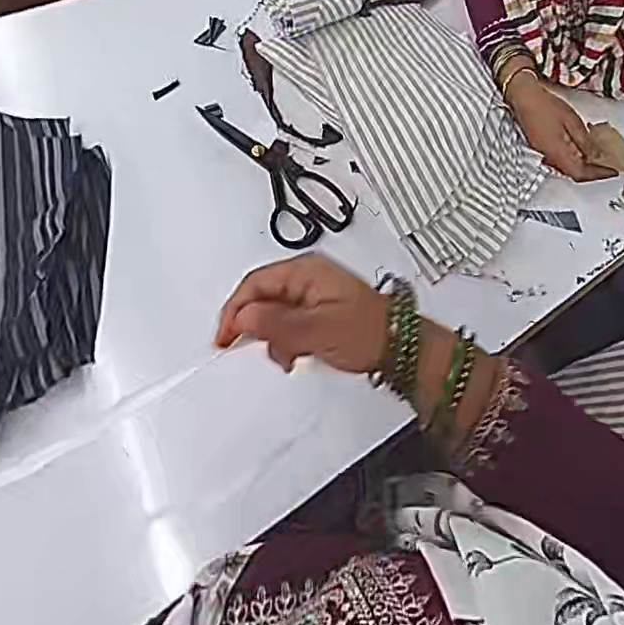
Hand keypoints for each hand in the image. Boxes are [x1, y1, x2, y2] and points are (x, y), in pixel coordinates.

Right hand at [215, 253, 387, 371]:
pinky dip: (285, 341)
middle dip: (255, 325)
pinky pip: (288, 323)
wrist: (399, 345)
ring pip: (273, 313)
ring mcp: (313, 293)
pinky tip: (295, 353)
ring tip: (287, 353)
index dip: (235, 311)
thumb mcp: (317, 329)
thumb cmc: (370, 331)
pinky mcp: (318, 310)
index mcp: (306, 271)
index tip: (225, 337)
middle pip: (262, 297)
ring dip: (272, 337)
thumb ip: (277, 324)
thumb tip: (244, 318)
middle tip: (250, 347)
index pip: (255, 284)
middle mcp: (308, 277)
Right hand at [506, 74, 615, 181]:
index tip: (613, 170)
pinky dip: (573, 157)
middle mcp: (548, 158)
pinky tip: (580, 147)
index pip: (581, 174)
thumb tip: (597, 155)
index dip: (599, 174)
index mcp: (557, 153)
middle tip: (608, 164)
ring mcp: (542, 153)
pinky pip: (559, 159)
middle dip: (592, 170)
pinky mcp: (540, 147)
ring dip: (583, 164)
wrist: (522, 96)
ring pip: (567, 167)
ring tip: (597, 155)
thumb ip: (585, 141)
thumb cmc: (544, 105)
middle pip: (574, 173)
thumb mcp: (572, 121)